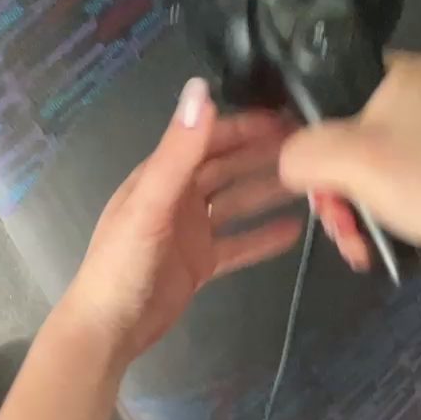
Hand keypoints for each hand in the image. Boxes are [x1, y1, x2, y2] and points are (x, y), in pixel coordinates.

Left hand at [59, 78, 305, 361]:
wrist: (108, 330)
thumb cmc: (121, 266)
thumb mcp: (150, 205)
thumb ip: (177, 151)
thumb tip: (200, 89)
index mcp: (157, 178)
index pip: (206, 140)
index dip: (244, 128)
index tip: (287, 120)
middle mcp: (174, 199)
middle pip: (225, 169)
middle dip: (263, 157)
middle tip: (311, 150)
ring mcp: (187, 233)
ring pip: (234, 205)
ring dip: (267, 193)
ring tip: (312, 185)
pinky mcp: (198, 264)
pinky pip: (236, 245)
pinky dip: (261, 237)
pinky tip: (294, 231)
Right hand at [278, 52, 420, 282]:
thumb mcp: (345, 158)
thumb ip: (300, 152)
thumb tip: (289, 164)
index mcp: (407, 74)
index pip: (337, 85)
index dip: (311, 126)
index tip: (305, 165)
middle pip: (346, 140)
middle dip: (331, 187)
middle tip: (334, 214)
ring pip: (365, 174)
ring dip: (348, 212)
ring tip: (353, 239)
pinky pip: (391, 194)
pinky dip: (374, 221)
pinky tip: (369, 248)